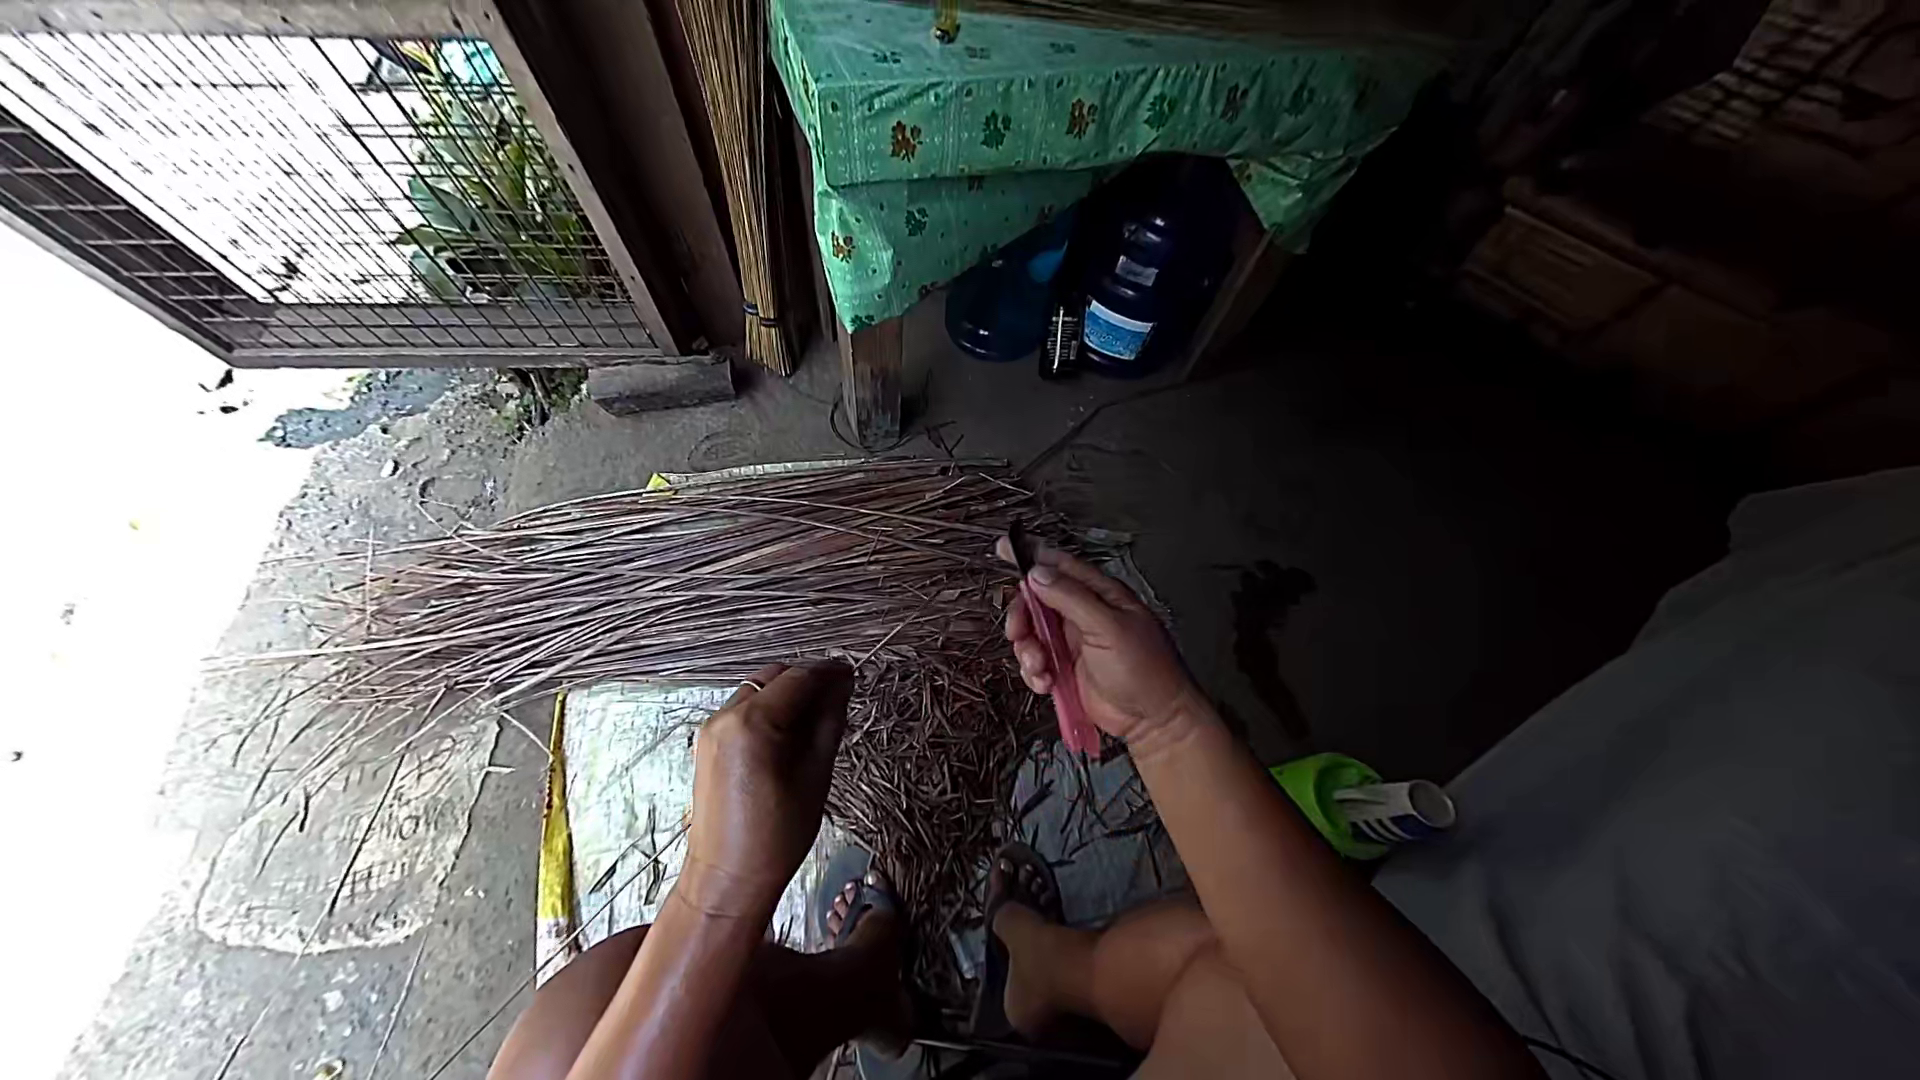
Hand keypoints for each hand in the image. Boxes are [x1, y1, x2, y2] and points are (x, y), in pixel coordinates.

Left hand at [683, 661, 852, 916]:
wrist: (727, 879)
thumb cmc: (779, 833)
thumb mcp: (817, 772)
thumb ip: (829, 719)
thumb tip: (843, 683)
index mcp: (754, 723)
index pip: (798, 678)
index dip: (828, 672)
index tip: (852, 673)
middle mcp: (726, 716)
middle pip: (775, 677)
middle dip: (807, 680)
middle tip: (837, 697)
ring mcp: (711, 728)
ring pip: (758, 690)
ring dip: (787, 694)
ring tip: (815, 718)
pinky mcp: (707, 742)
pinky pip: (744, 709)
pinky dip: (769, 709)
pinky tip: (789, 733)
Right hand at [997, 540, 1206, 758]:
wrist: (1153, 721)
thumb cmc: (1145, 670)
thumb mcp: (1108, 627)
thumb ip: (1071, 597)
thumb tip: (1038, 573)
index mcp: (1099, 594)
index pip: (1060, 565)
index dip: (1031, 555)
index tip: (1004, 548)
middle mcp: (1082, 613)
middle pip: (1036, 600)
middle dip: (1022, 615)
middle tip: (1019, 631)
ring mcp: (1072, 641)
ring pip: (1031, 632)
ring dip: (1027, 649)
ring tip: (1040, 666)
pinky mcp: (1064, 667)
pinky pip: (1034, 660)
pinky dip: (1034, 671)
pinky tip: (1046, 682)